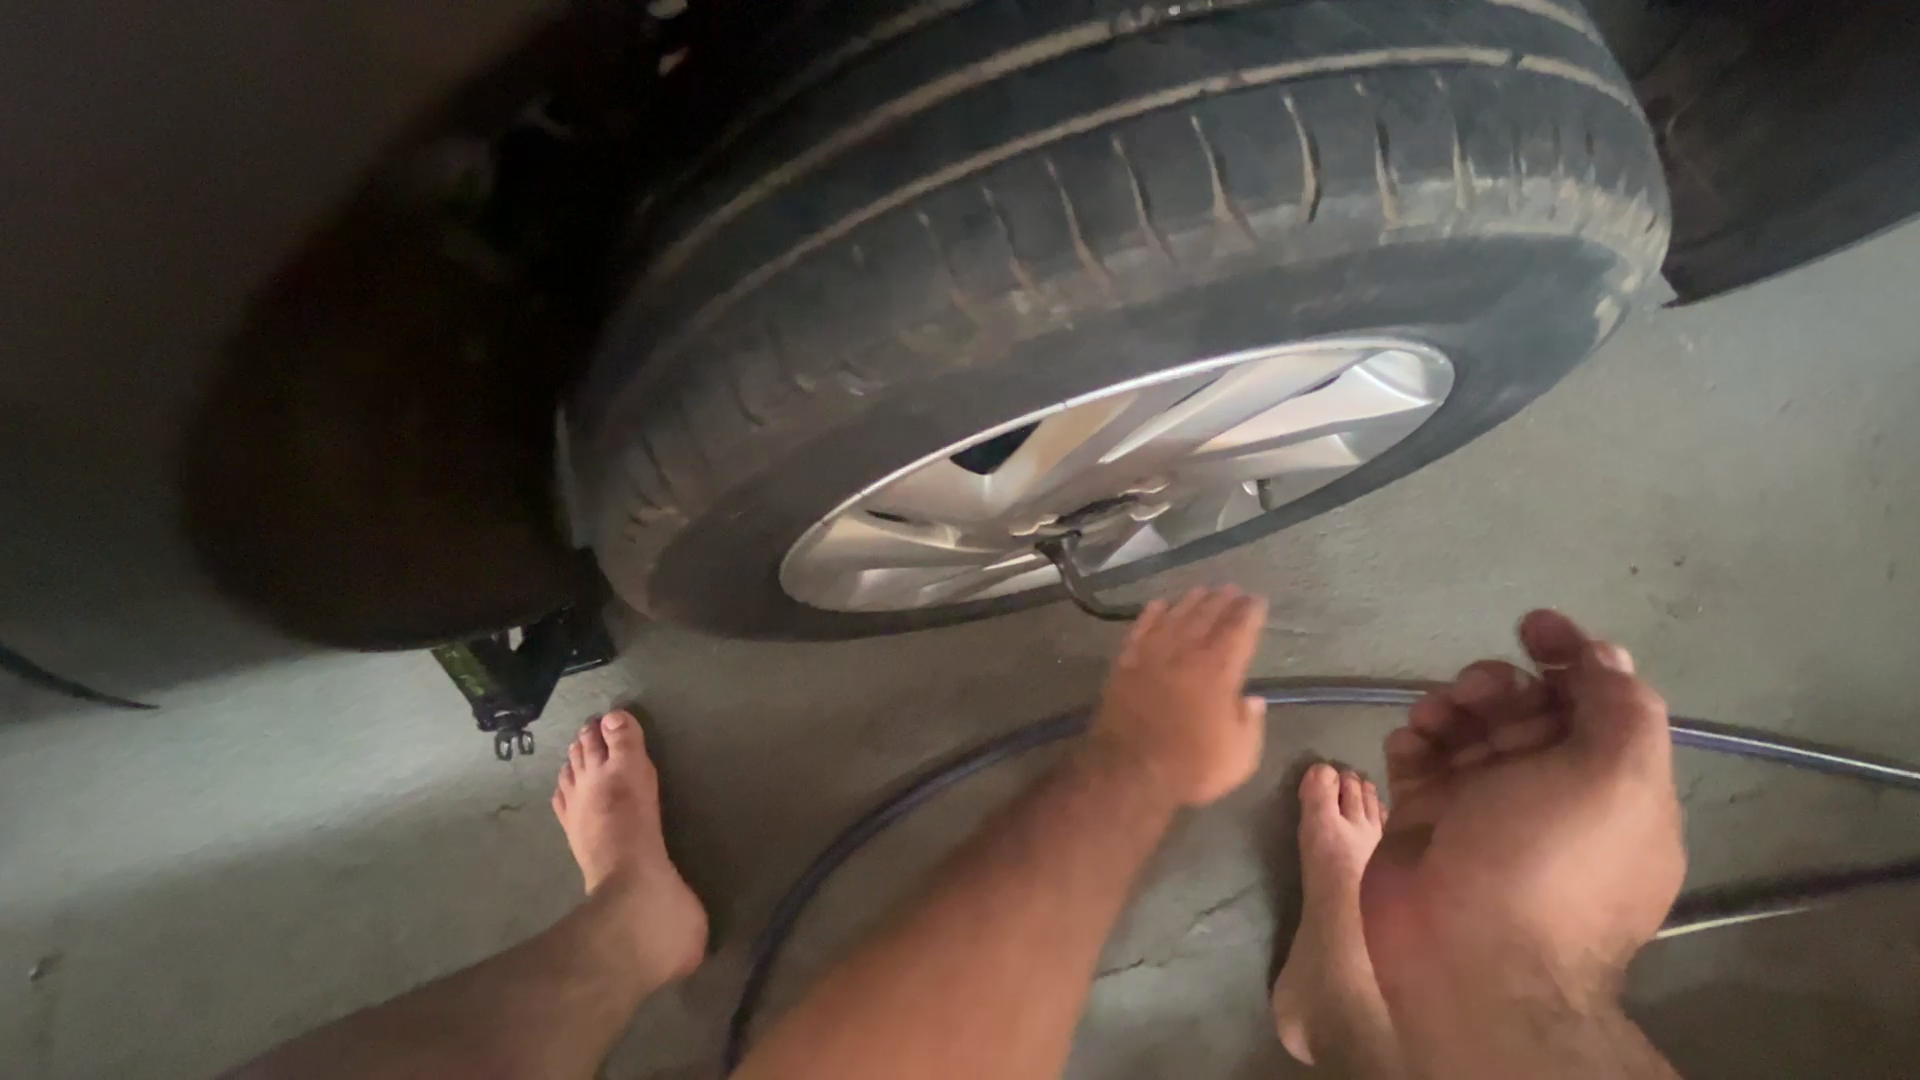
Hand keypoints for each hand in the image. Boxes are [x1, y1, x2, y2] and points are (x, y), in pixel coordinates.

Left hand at [1087, 586, 1268, 806]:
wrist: (1129, 768)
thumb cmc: (1191, 766)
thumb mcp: (1239, 755)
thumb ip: (1249, 723)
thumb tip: (1252, 699)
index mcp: (1219, 672)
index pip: (1239, 632)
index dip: (1249, 614)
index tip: (1257, 600)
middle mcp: (1186, 654)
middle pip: (1206, 618)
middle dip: (1221, 601)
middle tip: (1231, 588)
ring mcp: (1152, 656)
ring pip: (1174, 617)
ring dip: (1189, 601)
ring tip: (1201, 589)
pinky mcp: (1125, 664)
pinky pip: (1140, 630)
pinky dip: (1150, 615)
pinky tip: (1158, 605)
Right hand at [1362, 610, 1684, 1007]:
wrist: (1464, 952)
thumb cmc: (1545, 862)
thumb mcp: (1613, 783)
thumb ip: (1619, 709)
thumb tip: (1604, 654)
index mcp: (1608, 788)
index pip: (1597, 703)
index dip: (1571, 656)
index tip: (1533, 625)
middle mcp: (1548, 791)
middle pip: (1524, 708)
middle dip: (1499, 684)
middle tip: (1476, 690)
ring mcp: (1481, 803)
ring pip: (1466, 725)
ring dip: (1449, 706)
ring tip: (1432, 718)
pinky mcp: (1425, 812)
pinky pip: (1419, 753)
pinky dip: (1414, 737)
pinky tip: (1409, 742)